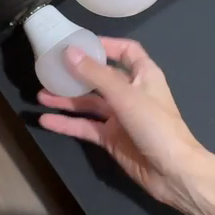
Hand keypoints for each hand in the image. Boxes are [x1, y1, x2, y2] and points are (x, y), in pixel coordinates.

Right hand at [37, 38, 214, 214]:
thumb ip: (96, 75)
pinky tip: (46, 120)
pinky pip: (86, 126)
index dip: (105, 45)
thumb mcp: (125, 96)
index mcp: (143, 75)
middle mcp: (131, 93)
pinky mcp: (112, 138)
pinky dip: (68, 123)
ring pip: (90, 103)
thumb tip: (70, 52)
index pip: (126, 51)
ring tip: (41, 95)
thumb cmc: (155, 125)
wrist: (172, 172)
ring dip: (67, 99)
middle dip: (77, 74)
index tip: (79, 43)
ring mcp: (121, 116)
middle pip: (101, 77)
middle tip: (50, 70)